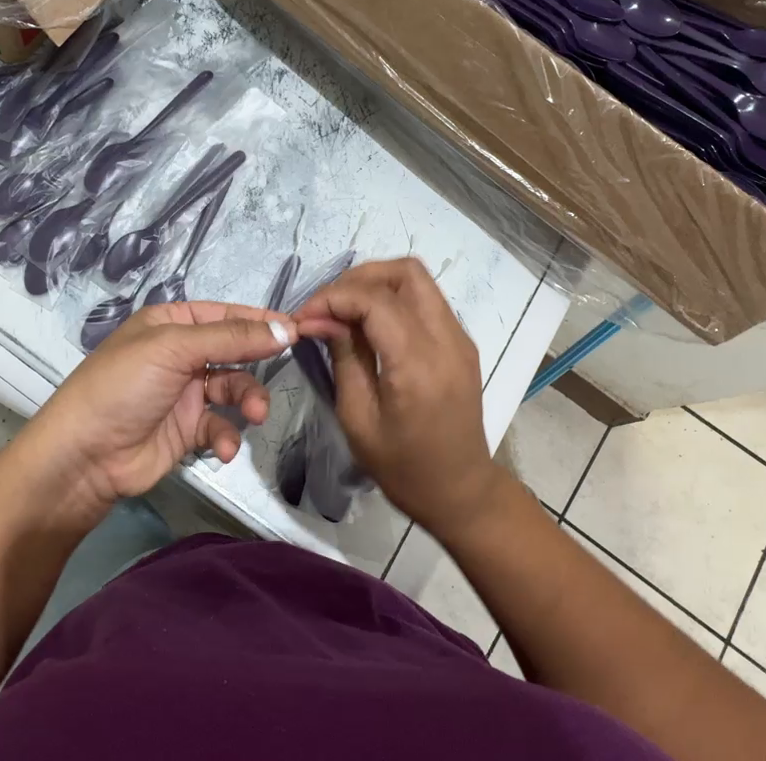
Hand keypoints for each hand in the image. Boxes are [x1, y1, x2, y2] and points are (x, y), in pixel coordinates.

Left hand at [27, 301, 295, 507]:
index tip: (298, 329)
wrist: (86, 455)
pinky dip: (226, 436)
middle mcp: (178, 354)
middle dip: (256, 363)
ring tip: (253, 415)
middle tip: (284, 368)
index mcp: (169, 324)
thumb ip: (231, 338)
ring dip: (247, 401)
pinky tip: (223, 447)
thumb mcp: (174, 348)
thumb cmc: (124, 386)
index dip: (259, 321)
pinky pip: (220, 427)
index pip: (223, 315)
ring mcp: (183, 394)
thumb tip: (285, 328)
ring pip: (232, 390)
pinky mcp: (186, 431)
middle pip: (233, 352)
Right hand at [294, 258, 503, 535]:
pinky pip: (426, 299)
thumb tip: (319, 318)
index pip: (375, 300)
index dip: (333, 297)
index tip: (304, 317)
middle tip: (325, 306)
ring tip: (343, 310)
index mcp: (418, 365)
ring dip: (376, 283)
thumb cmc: (403, 467)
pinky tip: (368, 322)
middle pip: (405, 272)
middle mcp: (447, 341)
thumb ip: (343, 357)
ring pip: (418, 279)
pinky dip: (393, 297)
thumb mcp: (358, 418)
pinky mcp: (461, 343)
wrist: (460, 491)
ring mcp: (460, 338)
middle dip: (357, 278)